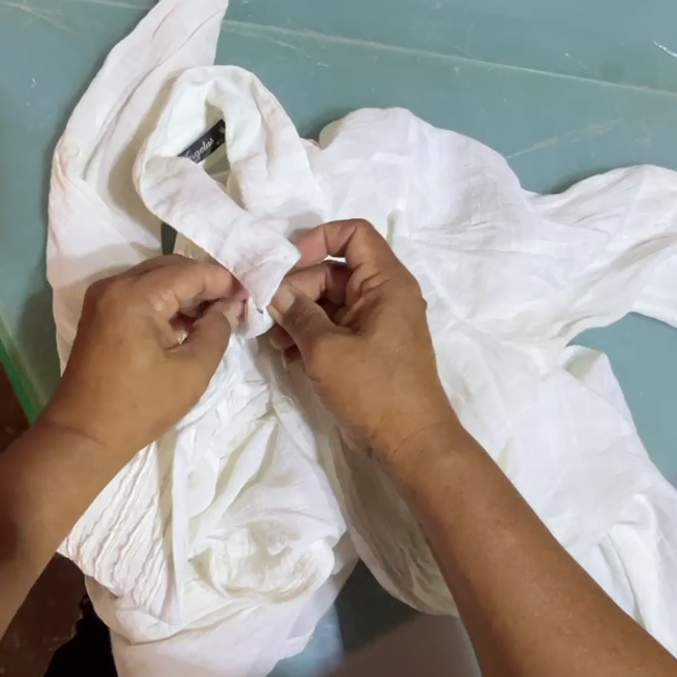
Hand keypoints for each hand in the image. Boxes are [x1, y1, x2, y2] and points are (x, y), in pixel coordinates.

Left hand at [39, 254, 243, 463]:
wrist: (84, 434)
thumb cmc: (140, 407)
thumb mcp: (192, 371)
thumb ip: (216, 331)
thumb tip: (229, 306)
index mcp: (135, 296)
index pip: (189, 273)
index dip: (223, 280)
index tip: (248, 295)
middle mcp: (114, 285)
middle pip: (170, 268)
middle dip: (204, 282)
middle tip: (234, 303)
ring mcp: (103, 297)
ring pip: (155, 277)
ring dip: (185, 291)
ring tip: (215, 313)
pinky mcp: (99, 311)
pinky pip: (140, 292)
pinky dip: (165, 301)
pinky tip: (187, 322)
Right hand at [265, 220, 464, 466]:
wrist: (410, 443)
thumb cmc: (373, 389)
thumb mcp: (325, 349)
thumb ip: (296, 313)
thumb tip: (272, 291)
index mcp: (386, 282)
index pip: (354, 234)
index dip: (318, 239)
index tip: (286, 264)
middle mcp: (383, 295)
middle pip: (333, 271)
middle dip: (297, 287)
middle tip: (267, 311)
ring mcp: (375, 323)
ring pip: (329, 301)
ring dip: (298, 314)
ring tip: (273, 338)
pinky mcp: (367, 348)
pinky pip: (333, 326)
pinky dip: (310, 334)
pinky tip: (286, 353)